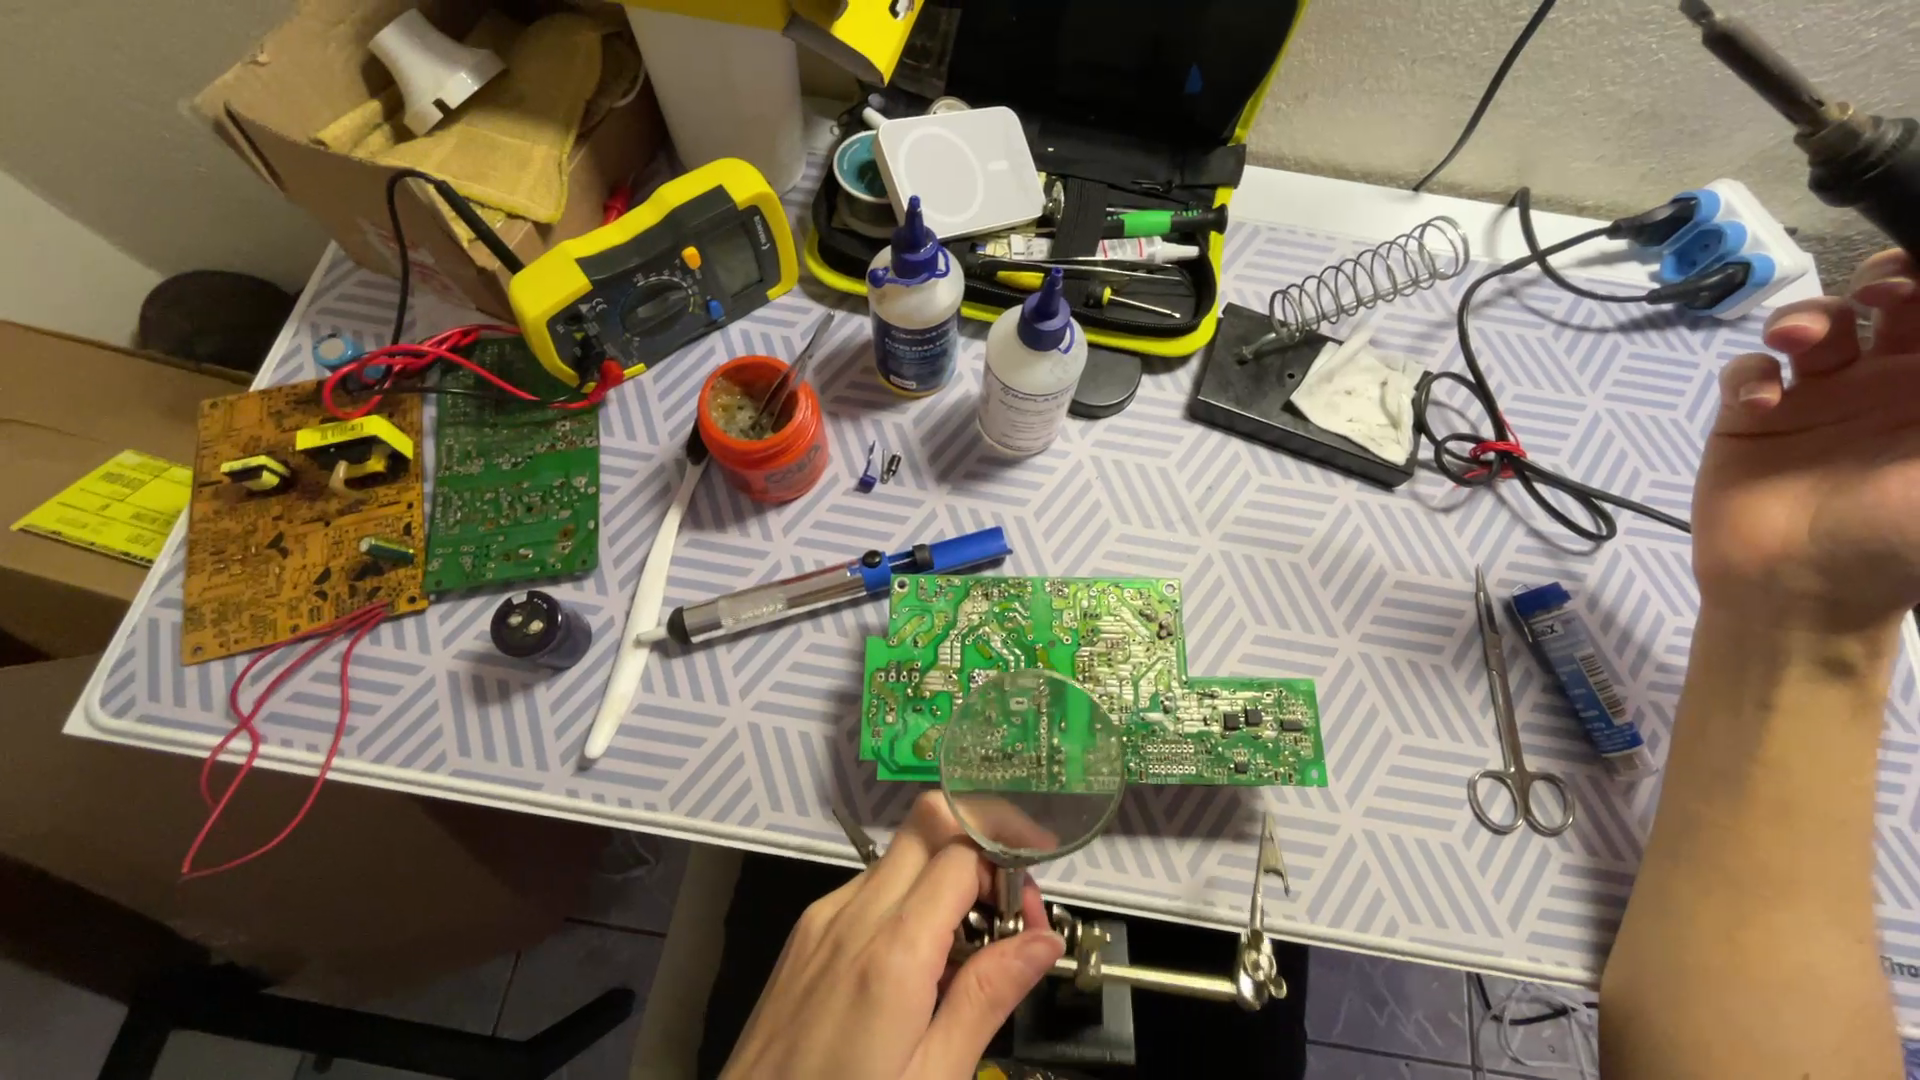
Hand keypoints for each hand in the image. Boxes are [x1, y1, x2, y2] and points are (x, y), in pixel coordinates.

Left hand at [719, 792, 1064, 1079]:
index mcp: (891, 950)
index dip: (1007, 868)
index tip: (1029, 915)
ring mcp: (823, 917)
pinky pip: (871, 886)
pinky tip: (922, 958)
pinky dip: (910, 896)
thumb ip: (987, 998)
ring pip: (901, 852)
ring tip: (971, 941)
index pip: (961, 851)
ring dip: (947, 871)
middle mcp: (853, 912)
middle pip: (927, 822)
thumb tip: (1044, 938)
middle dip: (981, 842)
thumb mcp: (932, 1079)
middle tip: (1009, 902)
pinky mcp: (806, 932)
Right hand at [1695, 250, 1919, 632]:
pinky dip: (1748, 378)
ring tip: (1792, 340)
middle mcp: (1885, 384)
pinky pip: (1746, 376)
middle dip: (1885, 283)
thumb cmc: (1894, 537)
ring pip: (1812, 328)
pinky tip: (1759, 405)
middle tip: (1880, 295)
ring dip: (1806, 319)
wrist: (1798, 589)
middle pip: (1888, 304)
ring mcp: (1813, 401)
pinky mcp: (1747, 421)